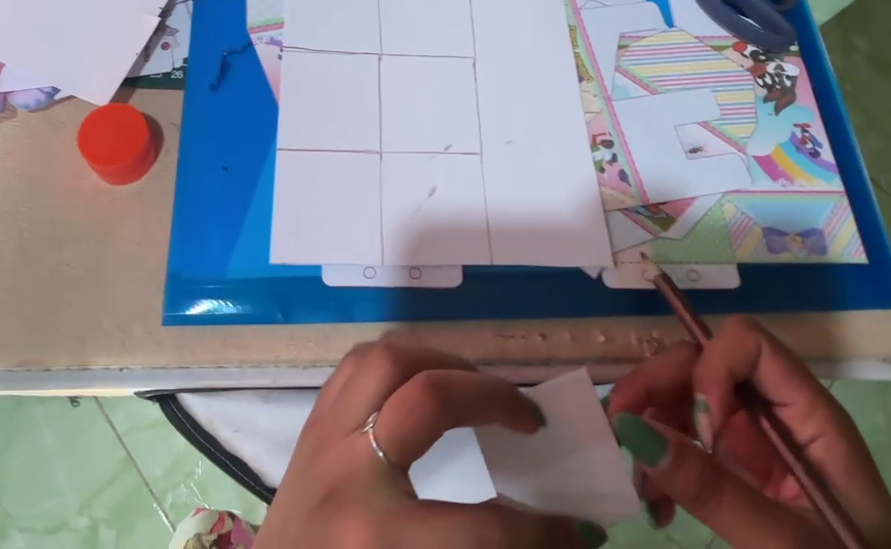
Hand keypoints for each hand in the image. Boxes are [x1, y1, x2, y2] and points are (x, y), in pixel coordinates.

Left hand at [256, 340, 605, 548]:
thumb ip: (472, 545)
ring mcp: (322, 442)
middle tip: (528, 415)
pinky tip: (424, 379)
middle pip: (427, 398)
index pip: (481, 528)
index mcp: (378, 538)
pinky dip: (398, 361)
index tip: (580, 531)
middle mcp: (348, 476)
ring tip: (476, 384)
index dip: (544, 534)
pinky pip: (354, 367)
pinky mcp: (310, 427)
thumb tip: (553, 530)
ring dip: (441, 362)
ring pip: (384, 362)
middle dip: (492, 398)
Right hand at [606, 318, 890, 548]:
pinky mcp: (734, 469)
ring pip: (683, 397)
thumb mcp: (787, 545)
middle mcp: (776, 414)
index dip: (711, 369)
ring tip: (638, 486)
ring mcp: (752, 440)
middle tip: (619, 430)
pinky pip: (682, 439)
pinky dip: (658, 461)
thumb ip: (716, 492)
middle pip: (702, 363)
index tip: (699, 430)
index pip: (749, 345)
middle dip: (656, 390)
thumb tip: (635, 432)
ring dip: (649, 427)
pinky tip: (656, 505)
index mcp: (810, 416)